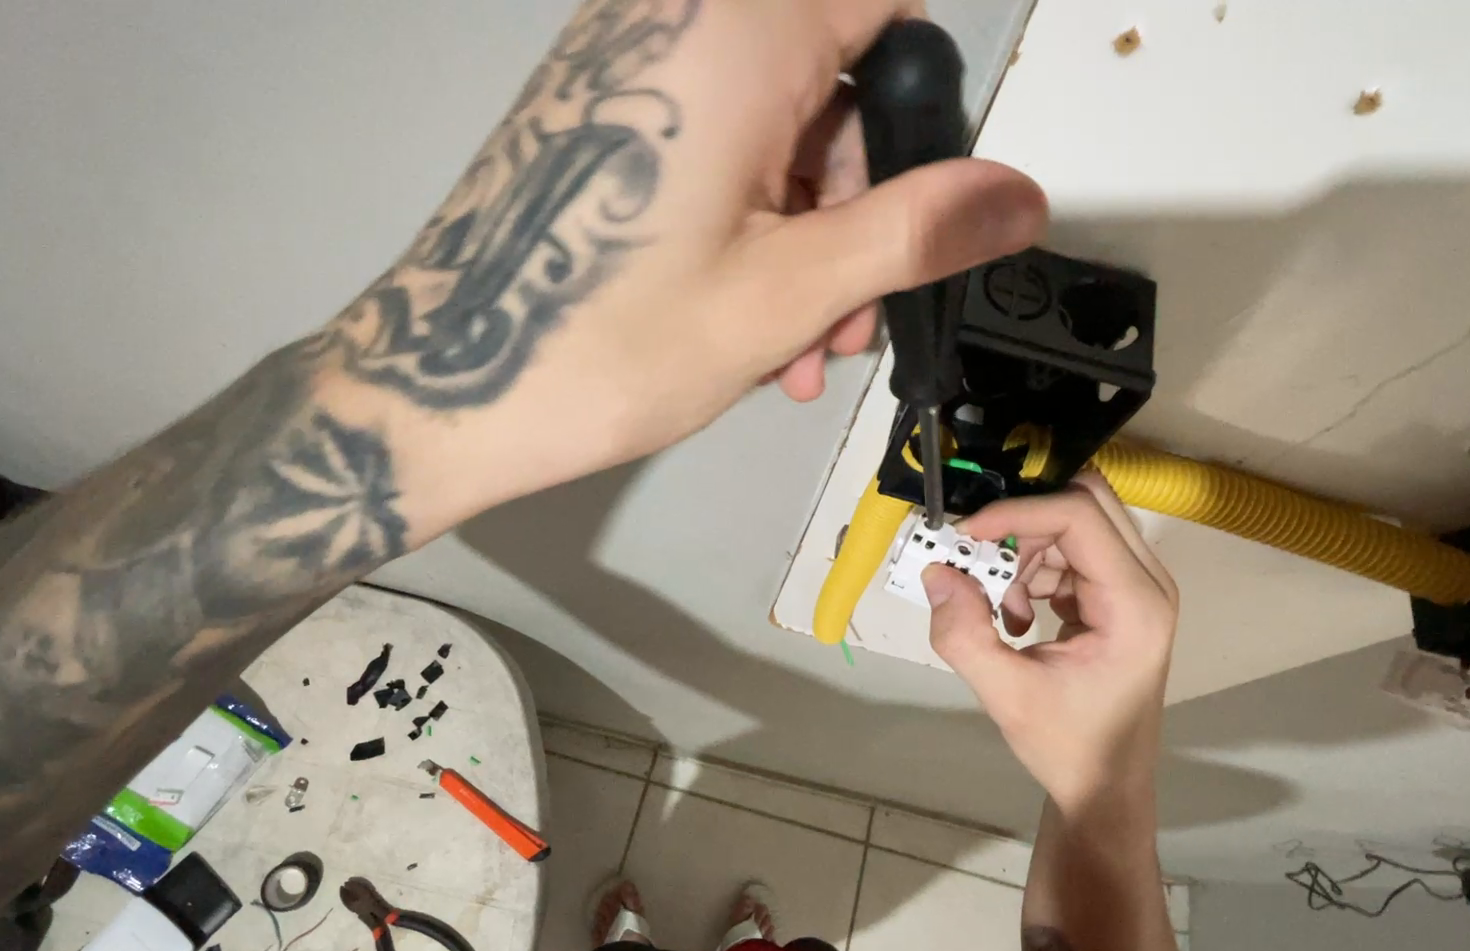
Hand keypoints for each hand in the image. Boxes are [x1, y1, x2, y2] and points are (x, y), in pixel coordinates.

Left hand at [327, 0, 1046, 527]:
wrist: (446, 392)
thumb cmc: (615, 344)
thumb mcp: (786, 293)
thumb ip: (915, 232)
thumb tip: (1023, 196)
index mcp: (737, 30)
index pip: (886, 6)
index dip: (922, 109)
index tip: (914, 214)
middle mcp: (676, 19)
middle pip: (830, 85)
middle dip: (859, 211)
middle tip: (847, 326)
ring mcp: (627, 71)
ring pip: (772, 137)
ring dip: (806, 245)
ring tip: (792, 355)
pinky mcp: (598, 124)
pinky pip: (712, 158)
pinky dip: (747, 234)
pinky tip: (745, 330)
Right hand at [922, 474, 1178, 810]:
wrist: (1104, 783)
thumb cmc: (1066, 745)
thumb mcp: (1006, 696)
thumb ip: (964, 635)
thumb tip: (936, 573)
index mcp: (1134, 604)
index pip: (1078, 517)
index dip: (1017, 514)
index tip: (965, 536)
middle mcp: (1145, 582)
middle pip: (1085, 502)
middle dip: (1022, 521)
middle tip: (979, 553)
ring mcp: (1134, 585)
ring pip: (1072, 524)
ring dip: (1022, 552)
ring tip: (996, 606)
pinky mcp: (1116, 594)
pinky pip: (1068, 551)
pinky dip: (1030, 572)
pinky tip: (1014, 618)